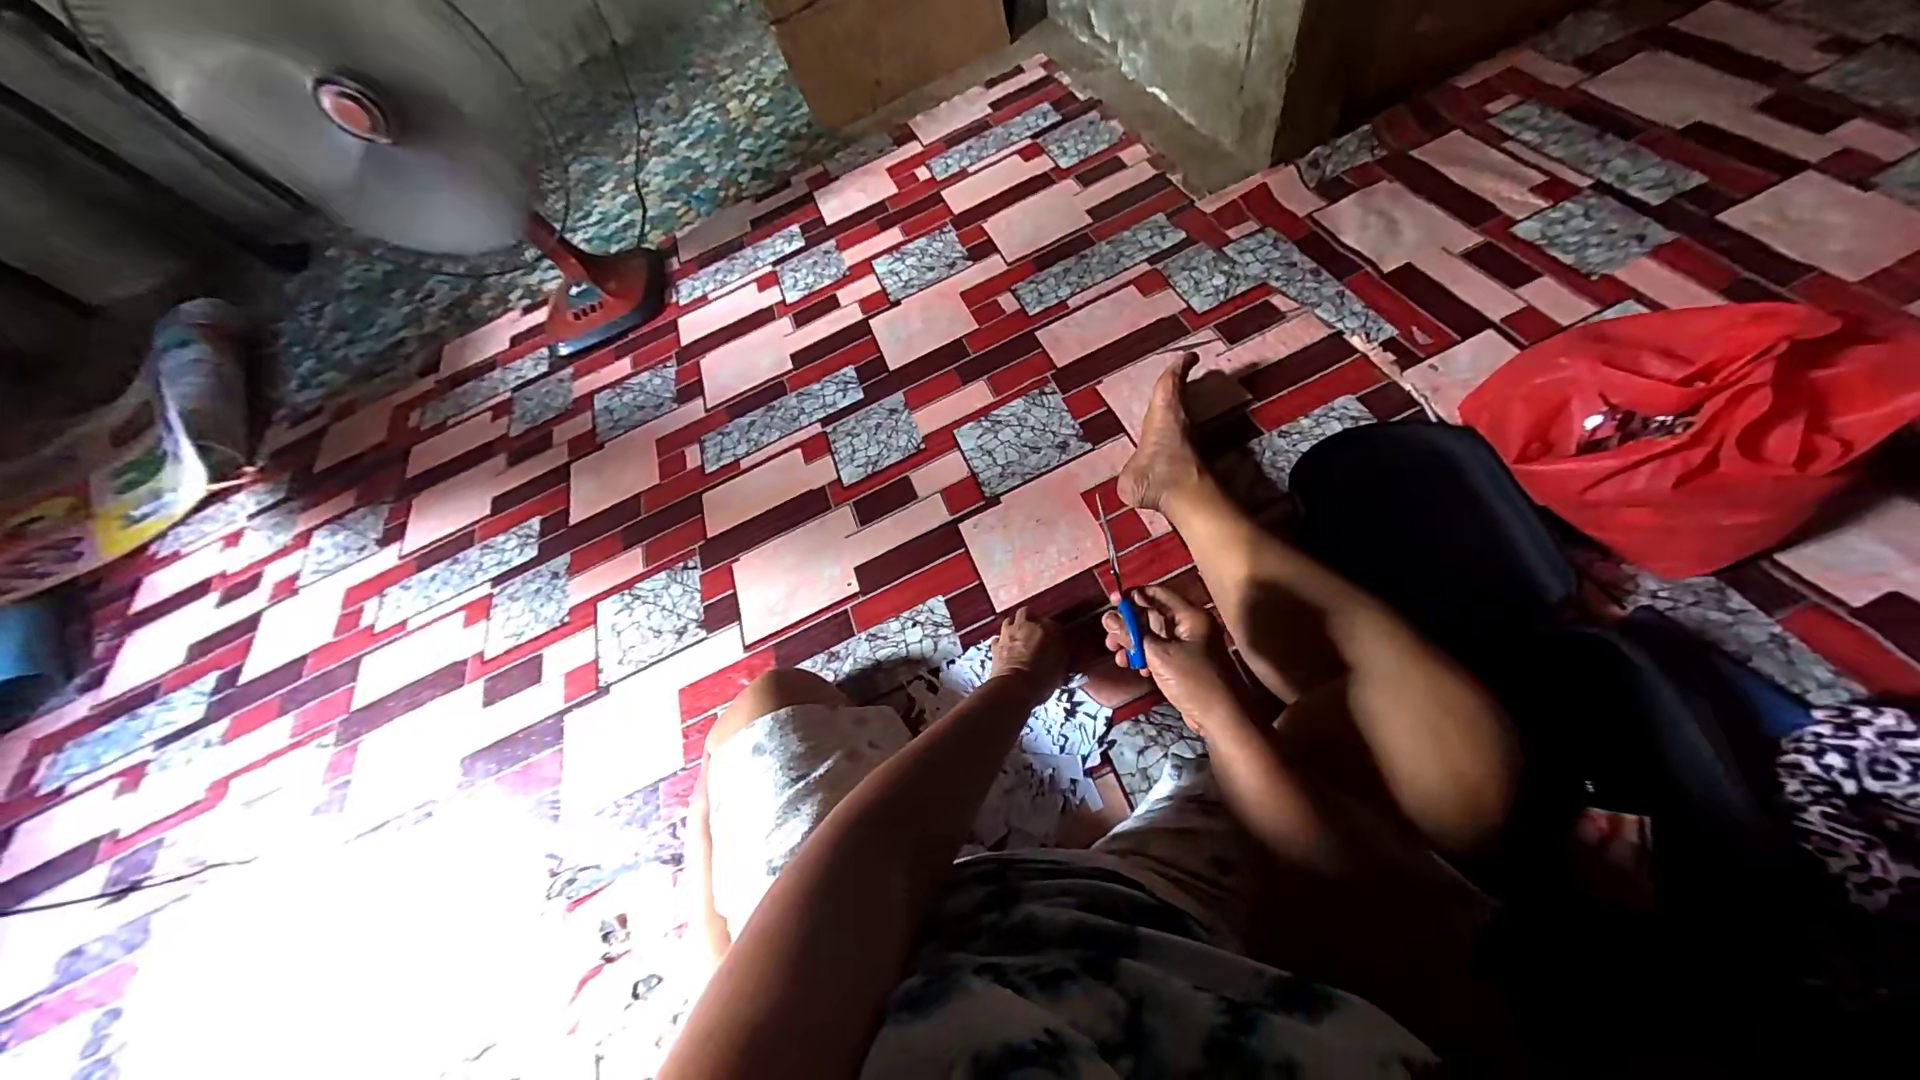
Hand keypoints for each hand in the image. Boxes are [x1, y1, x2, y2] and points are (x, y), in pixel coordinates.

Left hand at [988, 607, 1067, 698]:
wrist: (1014, 687)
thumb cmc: (1042, 679)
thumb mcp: (1060, 667)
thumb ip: (1060, 654)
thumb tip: (1058, 650)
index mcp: (1047, 629)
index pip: (1053, 623)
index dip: (1053, 632)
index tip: (1054, 641)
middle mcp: (1026, 625)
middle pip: (1027, 613)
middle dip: (1030, 620)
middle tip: (1034, 632)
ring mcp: (1008, 633)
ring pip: (1010, 620)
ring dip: (1014, 626)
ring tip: (1018, 637)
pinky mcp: (995, 645)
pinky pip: (998, 637)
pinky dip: (1002, 641)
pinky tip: (1006, 648)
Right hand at [1104, 586, 1233, 731]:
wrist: (1219, 718)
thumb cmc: (1193, 680)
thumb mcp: (1158, 655)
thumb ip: (1132, 634)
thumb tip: (1108, 617)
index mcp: (1190, 616)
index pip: (1157, 594)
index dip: (1133, 595)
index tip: (1112, 601)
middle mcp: (1189, 626)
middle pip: (1151, 614)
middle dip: (1128, 624)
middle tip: (1108, 634)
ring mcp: (1185, 644)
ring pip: (1151, 634)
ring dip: (1132, 643)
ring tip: (1116, 654)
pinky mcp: (1181, 662)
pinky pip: (1157, 651)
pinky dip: (1142, 656)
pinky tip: (1132, 666)